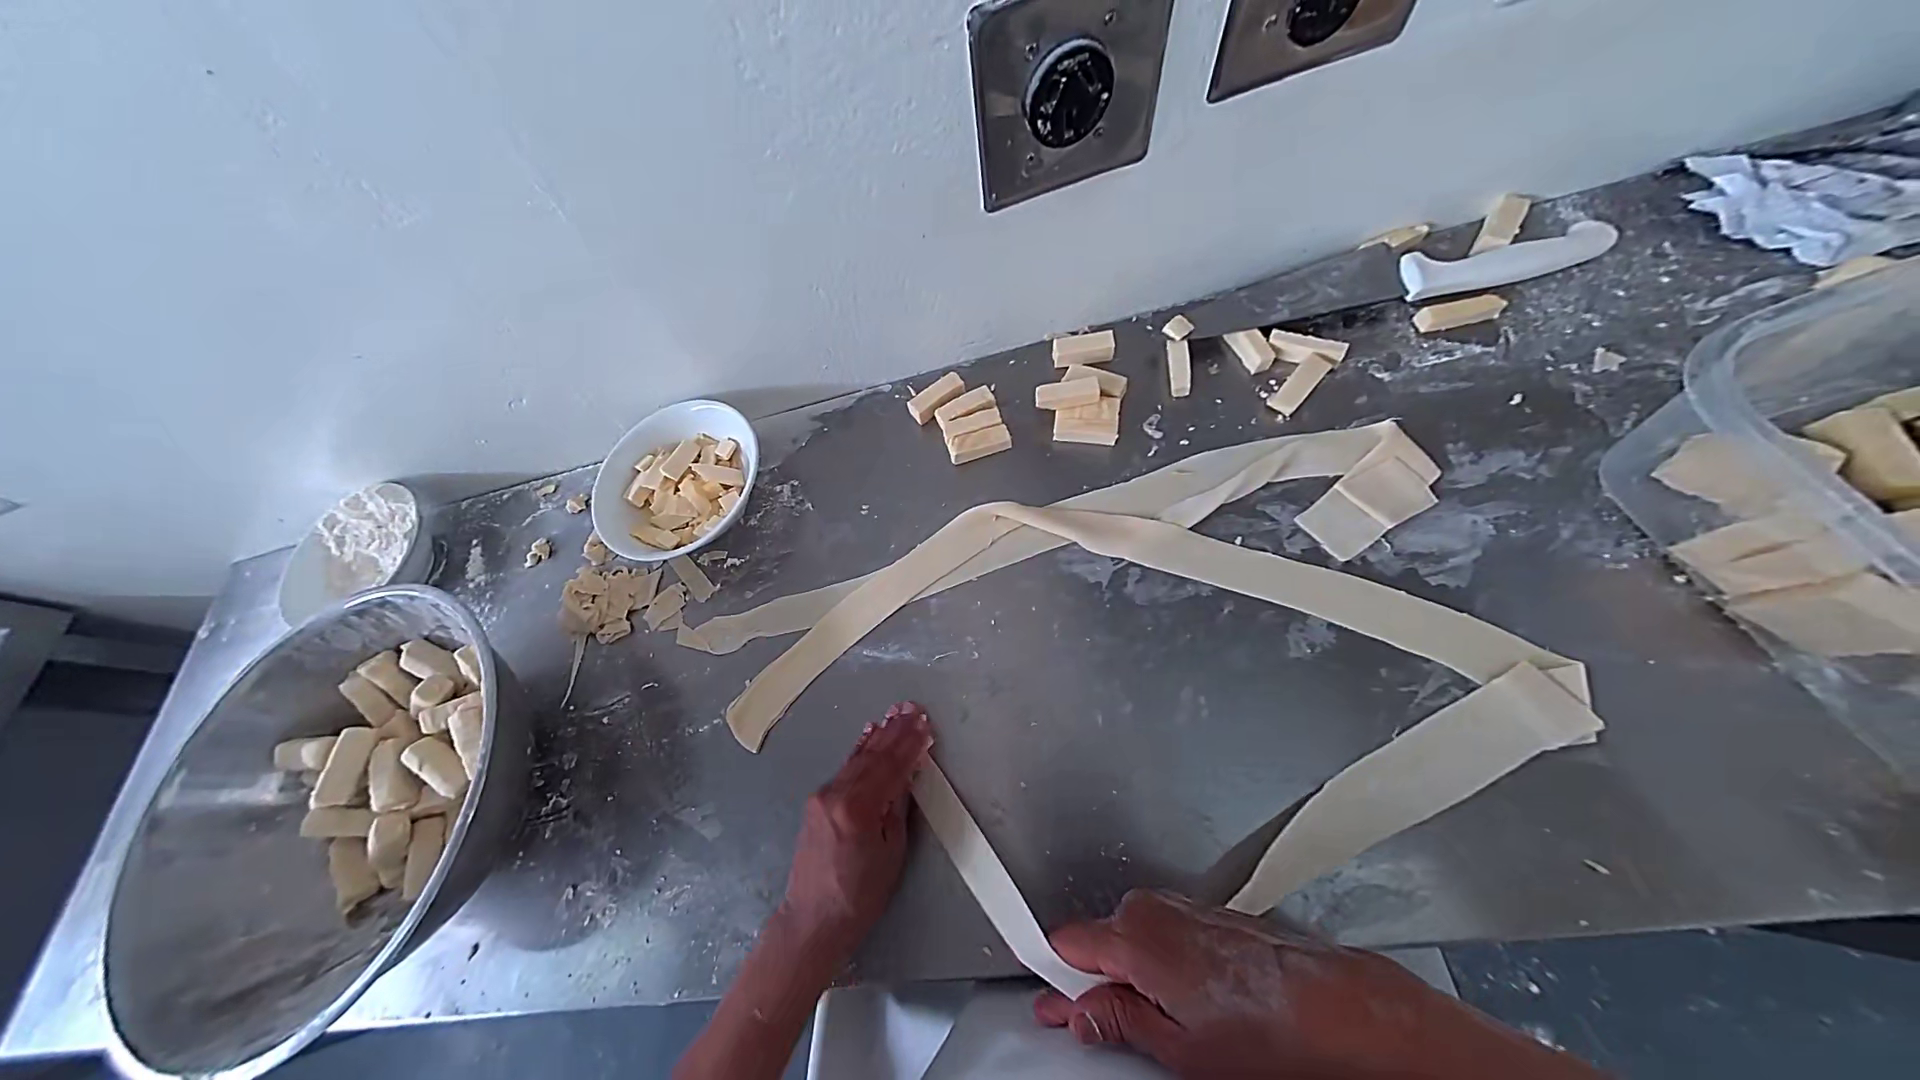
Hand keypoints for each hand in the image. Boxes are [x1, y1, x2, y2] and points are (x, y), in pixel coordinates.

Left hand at [779, 701, 932, 953]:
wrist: (812, 919)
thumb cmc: (859, 895)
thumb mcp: (891, 853)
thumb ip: (897, 808)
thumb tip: (906, 776)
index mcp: (858, 809)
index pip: (891, 767)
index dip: (911, 745)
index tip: (925, 725)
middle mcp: (836, 795)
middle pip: (873, 756)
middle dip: (896, 731)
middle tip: (913, 709)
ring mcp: (823, 796)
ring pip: (857, 758)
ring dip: (879, 735)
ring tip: (896, 713)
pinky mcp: (816, 801)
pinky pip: (845, 768)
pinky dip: (860, 749)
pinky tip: (869, 734)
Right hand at [1034, 890, 1606, 1079]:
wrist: (1337, 1006)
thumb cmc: (1267, 1029)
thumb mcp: (1178, 1048)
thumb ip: (1115, 1020)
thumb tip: (1076, 1015)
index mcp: (1133, 937)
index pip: (1063, 942)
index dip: (1055, 976)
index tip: (1054, 1003)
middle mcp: (1149, 908)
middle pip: (1096, 938)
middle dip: (1101, 977)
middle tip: (1123, 1023)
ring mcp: (1175, 904)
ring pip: (1129, 935)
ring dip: (1134, 970)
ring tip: (1174, 1014)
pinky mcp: (1198, 908)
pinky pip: (1159, 928)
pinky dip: (1161, 958)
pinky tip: (1195, 994)